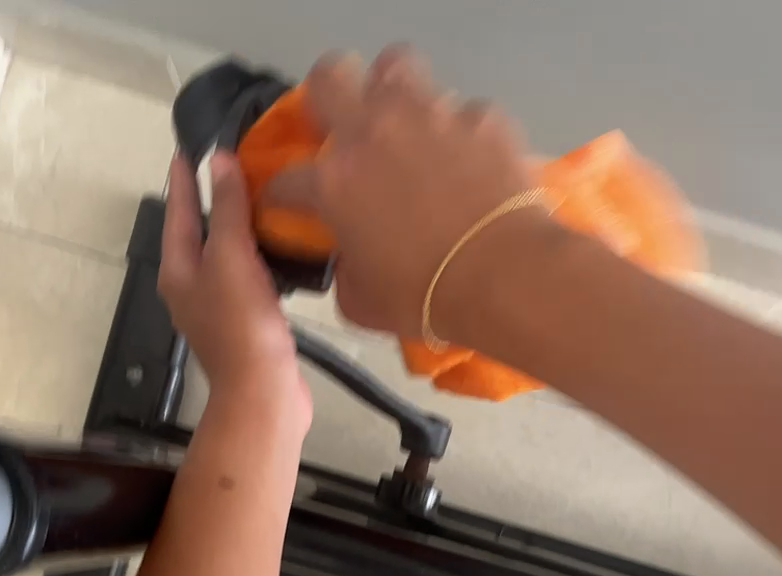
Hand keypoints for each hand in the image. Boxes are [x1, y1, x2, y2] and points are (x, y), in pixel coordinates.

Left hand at [160, 152, 310, 428]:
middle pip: (197, 236)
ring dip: (237, 232)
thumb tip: (219, 161)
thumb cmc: (242, 325)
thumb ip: (227, 208)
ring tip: (258, 202)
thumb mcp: (231, 257)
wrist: (263, 392)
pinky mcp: (246, 327)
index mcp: (178, 272)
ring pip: (224, 259)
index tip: (188, 150)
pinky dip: (258, 260)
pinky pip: (248, 281)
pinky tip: (278, 251)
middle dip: (211, 203)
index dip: (184, 180)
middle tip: (230, 169)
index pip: (178, 213)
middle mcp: (191, 290)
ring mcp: (218, 311)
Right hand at [263, 47, 555, 345]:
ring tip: (405, 129)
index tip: (286, 207)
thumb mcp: (360, 302)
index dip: (280, 196)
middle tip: (342, 130)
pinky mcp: (481, 117)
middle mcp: (374, 133)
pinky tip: (467, 163)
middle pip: (329, 77)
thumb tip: (348, 260)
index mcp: (335, 183)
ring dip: (392, 96)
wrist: (501, 278)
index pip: (285, 180)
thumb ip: (343, 271)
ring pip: (396, 68)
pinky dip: (459, 134)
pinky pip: (462, 112)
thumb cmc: (423, 298)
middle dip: (327, 99)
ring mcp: (431, 116)